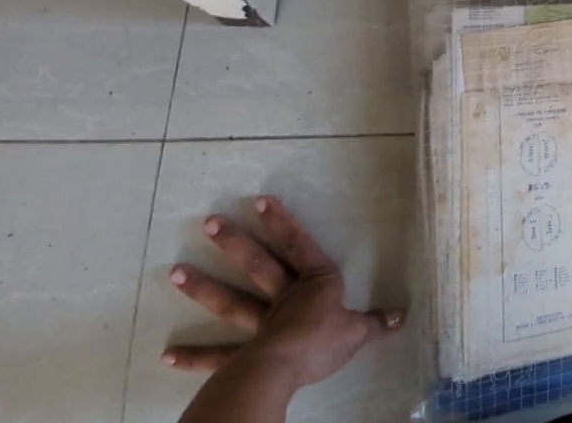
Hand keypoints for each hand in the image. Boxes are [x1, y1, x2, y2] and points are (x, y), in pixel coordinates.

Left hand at [164, 196, 402, 389]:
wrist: (287, 370)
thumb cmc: (323, 341)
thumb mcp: (359, 331)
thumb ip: (377, 322)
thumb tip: (403, 315)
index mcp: (315, 286)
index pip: (300, 246)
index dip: (282, 222)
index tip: (260, 200)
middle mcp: (284, 299)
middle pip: (260, 266)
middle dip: (236, 243)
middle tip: (209, 222)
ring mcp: (260, 326)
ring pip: (231, 303)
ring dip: (204, 288)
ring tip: (176, 272)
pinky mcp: (243, 356)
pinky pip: (217, 356)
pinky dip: (194, 356)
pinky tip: (167, 353)